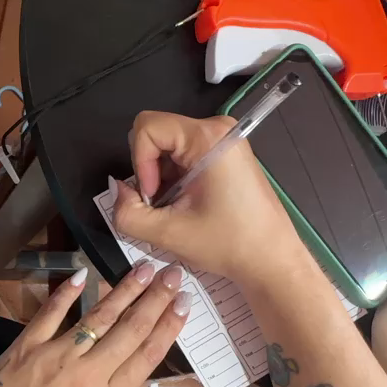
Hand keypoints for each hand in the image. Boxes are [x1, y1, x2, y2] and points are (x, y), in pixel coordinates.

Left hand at [0, 261, 187, 386]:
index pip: (146, 357)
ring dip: (125, 290)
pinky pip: (51, 313)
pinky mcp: (27, 344)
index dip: (168, 328)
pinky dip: (67, 293)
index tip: (184, 305)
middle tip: (174, 274)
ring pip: (99, 317)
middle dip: (156, 299)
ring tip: (145, 268)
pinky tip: (84, 274)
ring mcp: (56, 355)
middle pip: (130, 330)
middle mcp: (87, 374)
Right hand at [111, 111, 303, 284]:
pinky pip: (182, 156)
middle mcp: (217, 129)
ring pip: (166, 148)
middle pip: (156, 135)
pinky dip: (174, 180)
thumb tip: (117, 191)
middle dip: (149, 171)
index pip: (146, 127)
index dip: (139, 162)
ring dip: (161, 179)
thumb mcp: (166, 233)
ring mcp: (223, 139)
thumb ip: (127, 213)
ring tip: (178, 209)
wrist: (269, 258)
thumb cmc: (227, 244)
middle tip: (163, 205)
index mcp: (207, 138)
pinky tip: (187, 204)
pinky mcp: (224, 153)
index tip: (154, 195)